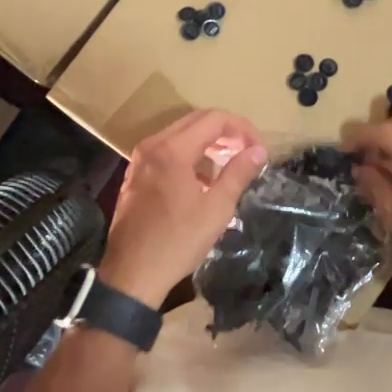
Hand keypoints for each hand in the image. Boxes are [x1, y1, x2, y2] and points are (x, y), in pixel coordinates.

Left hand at [98, 109, 267, 307]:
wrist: (132, 273)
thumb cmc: (178, 242)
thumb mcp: (216, 209)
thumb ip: (238, 173)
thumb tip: (259, 150)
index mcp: (172, 150)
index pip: (214, 119)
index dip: (242, 127)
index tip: (258, 148)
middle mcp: (153, 145)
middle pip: (196, 120)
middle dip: (226, 131)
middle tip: (247, 151)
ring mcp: (140, 159)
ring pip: (180, 134)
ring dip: (208, 141)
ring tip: (230, 162)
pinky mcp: (136, 174)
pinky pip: (167, 150)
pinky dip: (189, 153)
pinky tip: (203, 178)